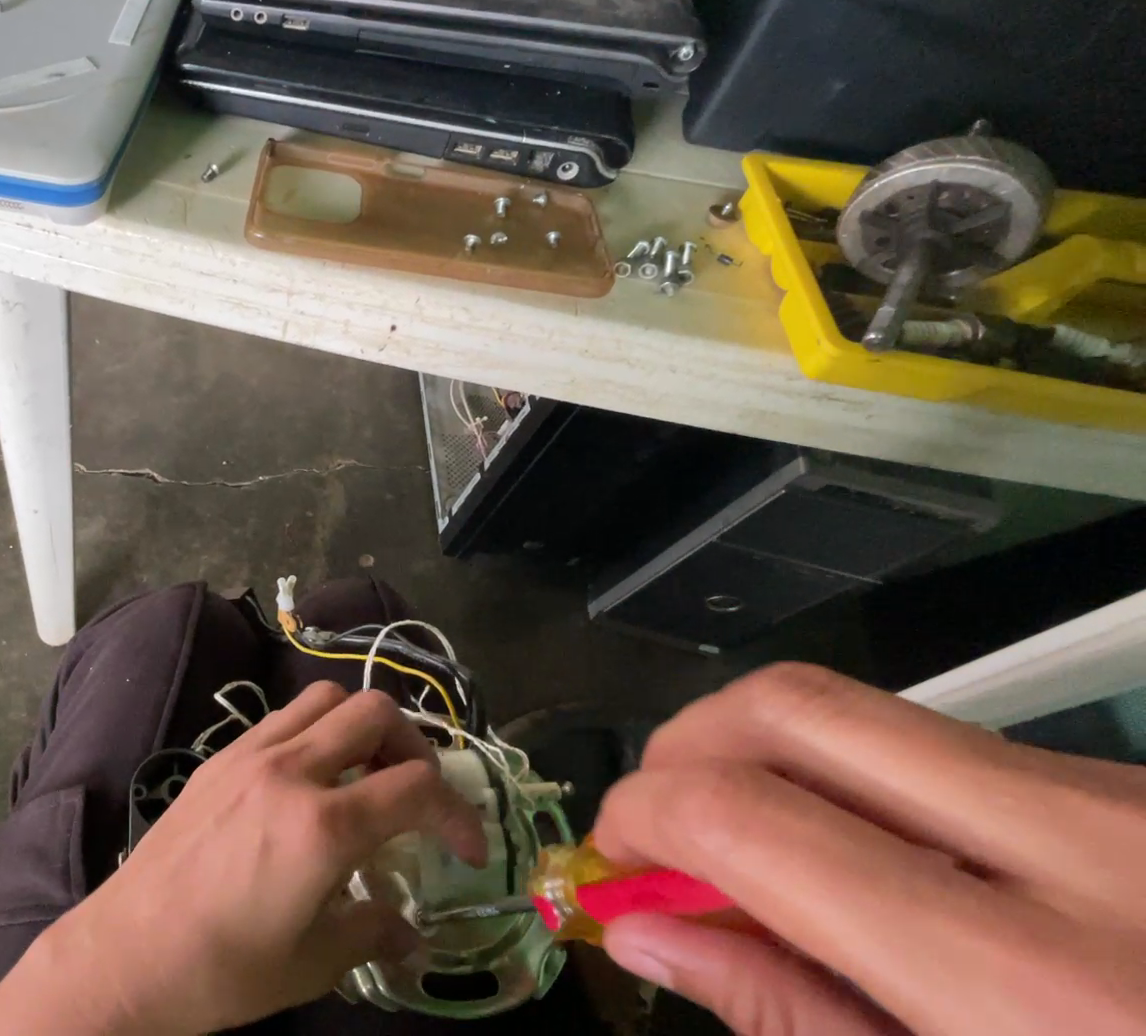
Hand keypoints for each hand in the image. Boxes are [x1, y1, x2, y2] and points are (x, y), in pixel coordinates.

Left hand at [0, 682, 485, 1035]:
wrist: (127, 951)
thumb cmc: (223, 969)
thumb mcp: (312, 964)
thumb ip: (372, 933)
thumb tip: (408, 932)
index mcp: (322, 825)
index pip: (417, 787)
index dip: (458, 814)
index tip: (467, 849)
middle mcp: (289, 770)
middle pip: (374, 712)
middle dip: (415, 747)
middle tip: (417, 794)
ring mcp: (248, 754)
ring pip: (323, 698)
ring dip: (361, 725)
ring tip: (367, 772)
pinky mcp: (219, 757)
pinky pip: (282, 718)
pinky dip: (315, 729)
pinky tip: (310, 777)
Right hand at [592, 663, 1145, 1035]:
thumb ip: (794, 1022)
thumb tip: (645, 931)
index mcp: (1046, 995)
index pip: (747, 817)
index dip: (640, 816)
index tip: (615, 858)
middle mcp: (1098, 855)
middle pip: (793, 705)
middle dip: (682, 744)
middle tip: (662, 823)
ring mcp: (1143, 805)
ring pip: (868, 716)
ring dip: (769, 763)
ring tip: (767, 854)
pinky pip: (950, 748)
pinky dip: (862, 784)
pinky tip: (888, 868)